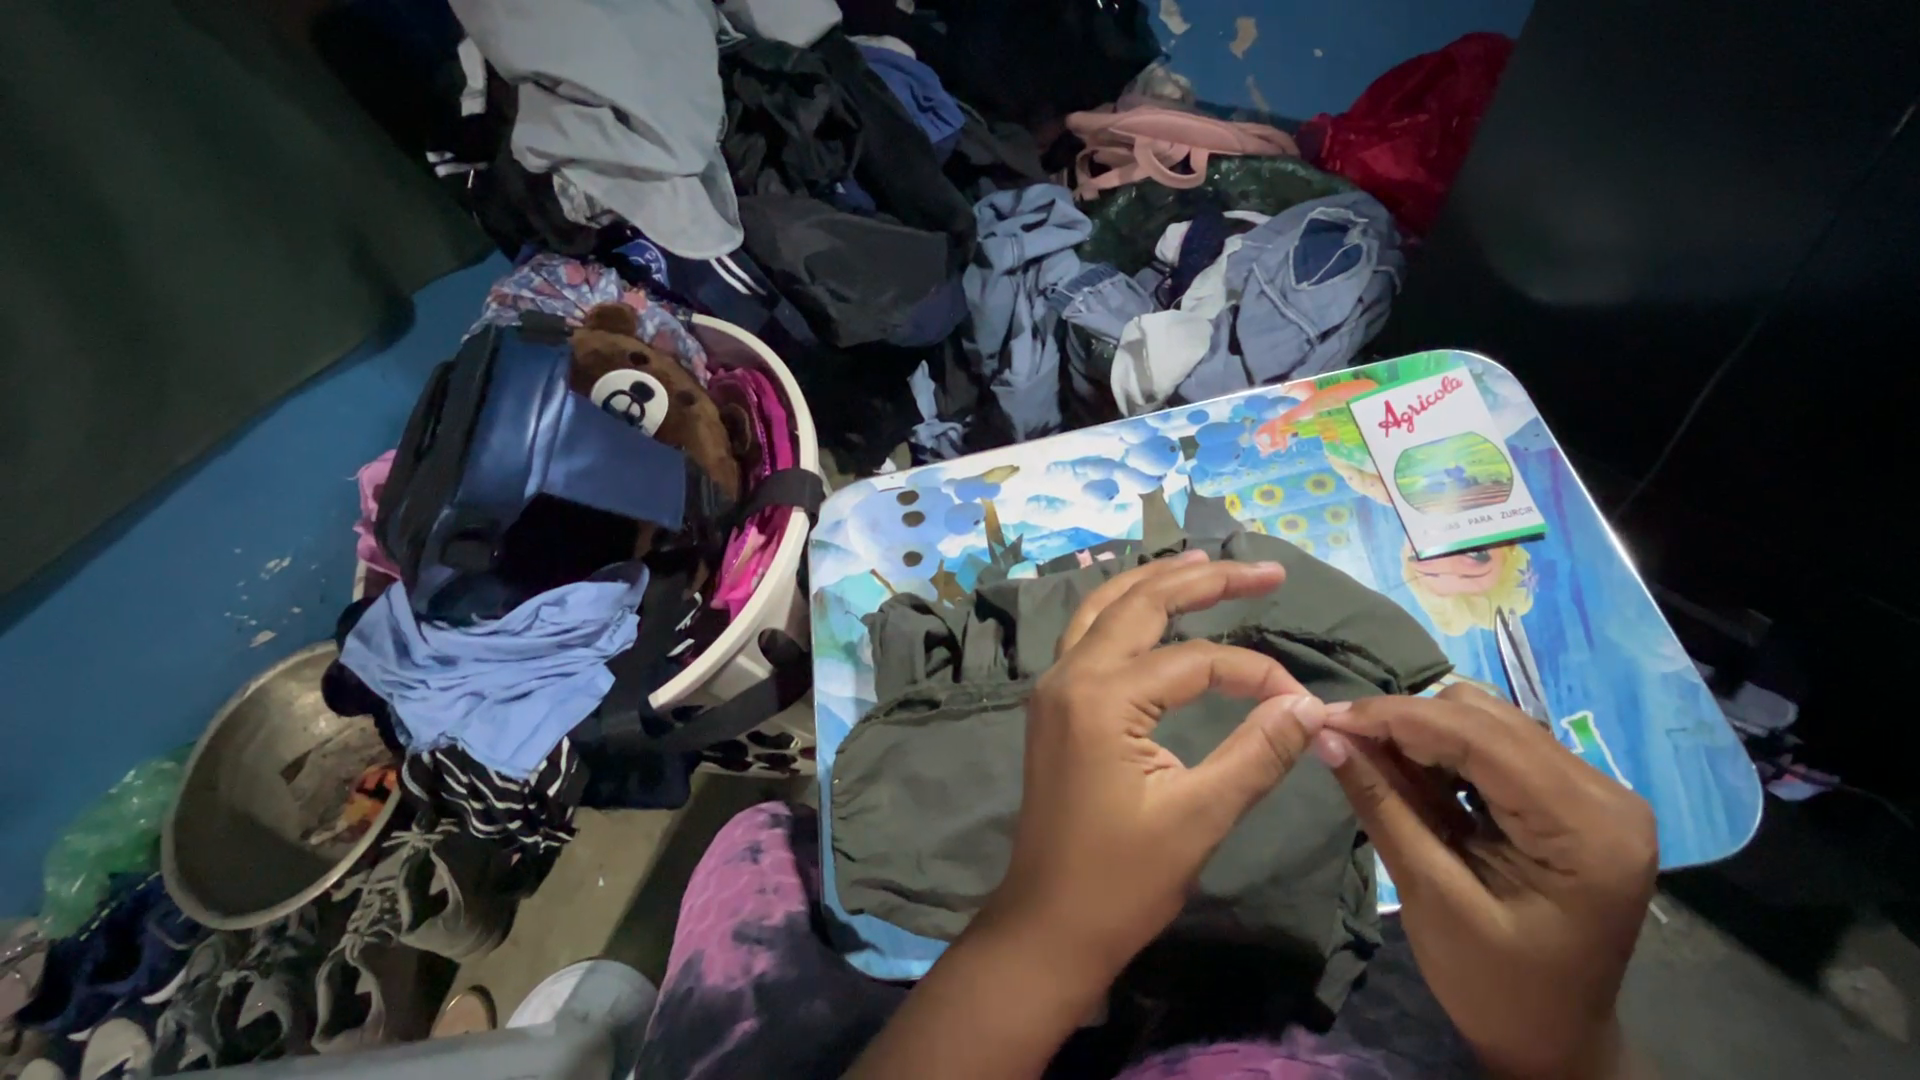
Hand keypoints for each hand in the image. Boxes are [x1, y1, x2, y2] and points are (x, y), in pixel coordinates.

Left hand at [979, 550, 1329, 979]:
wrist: (1049, 921)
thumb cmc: (1122, 879)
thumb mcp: (1200, 817)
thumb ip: (1257, 752)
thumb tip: (1311, 706)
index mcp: (1102, 697)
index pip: (1194, 659)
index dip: (1254, 673)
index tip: (1299, 702)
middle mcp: (1070, 675)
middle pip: (1140, 604)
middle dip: (1203, 581)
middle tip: (1264, 569)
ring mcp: (1053, 686)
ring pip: (1105, 609)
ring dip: (1155, 583)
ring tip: (1205, 564)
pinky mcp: (1054, 704)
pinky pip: (1088, 635)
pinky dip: (1123, 610)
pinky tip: (1149, 608)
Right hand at [1313, 685, 1657, 1079]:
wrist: (1551, 1039)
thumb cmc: (1494, 984)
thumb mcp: (1429, 895)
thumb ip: (1382, 805)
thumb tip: (1325, 734)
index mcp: (1587, 828)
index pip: (1479, 737)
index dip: (1394, 717)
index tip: (1324, 717)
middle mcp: (1605, 794)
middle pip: (1485, 717)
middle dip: (1403, 722)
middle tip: (1340, 742)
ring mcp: (1594, 792)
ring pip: (1487, 720)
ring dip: (1419, 732)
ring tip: (1370, 759)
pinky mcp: (1572, 796)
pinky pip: (1495, 744)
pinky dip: (1442, 749)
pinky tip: (1410, 773)